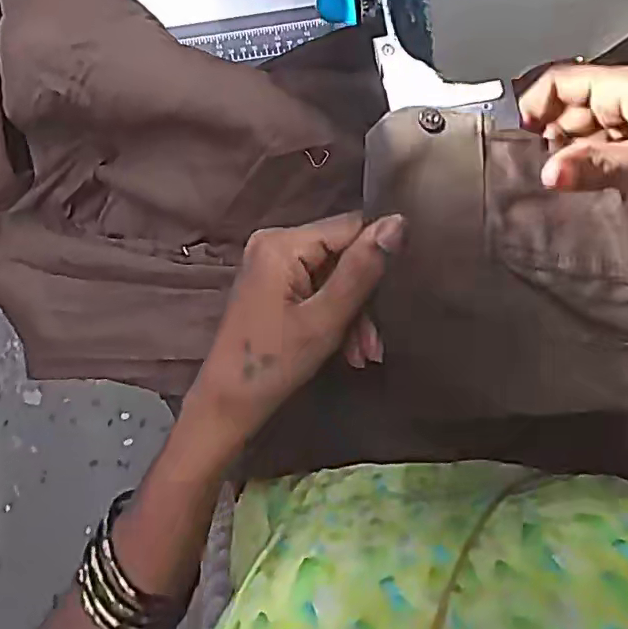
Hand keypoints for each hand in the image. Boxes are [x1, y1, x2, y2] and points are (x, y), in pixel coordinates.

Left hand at [179, 212, 405, 455]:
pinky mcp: (274, 283)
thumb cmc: (273, 364)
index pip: (350, 226)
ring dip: (354, 313)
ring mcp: (272, 263)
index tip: (399, 291)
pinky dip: (335, 315)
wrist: (228, 405)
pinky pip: (318, 288)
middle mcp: (275, 242)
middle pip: (342, 252)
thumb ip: (361, 270)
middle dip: (365, 296)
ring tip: (365, 353)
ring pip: (335, 274)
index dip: (378, 255)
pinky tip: (349, 350)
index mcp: (282, 243)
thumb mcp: (325, 319)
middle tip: (376, 339)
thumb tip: (398, 223)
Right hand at [518, 64, 627, 242]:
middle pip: (577, 104)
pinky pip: (625, 145)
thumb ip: (598, 167)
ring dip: (583, 152)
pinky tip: (610, 184)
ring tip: (579, 182)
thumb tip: (546, 174)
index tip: (525, 141)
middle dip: (557, 134)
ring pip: (600, 127)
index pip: (563, 80)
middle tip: (552, 171)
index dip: (537, 105)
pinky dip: (609, 161)